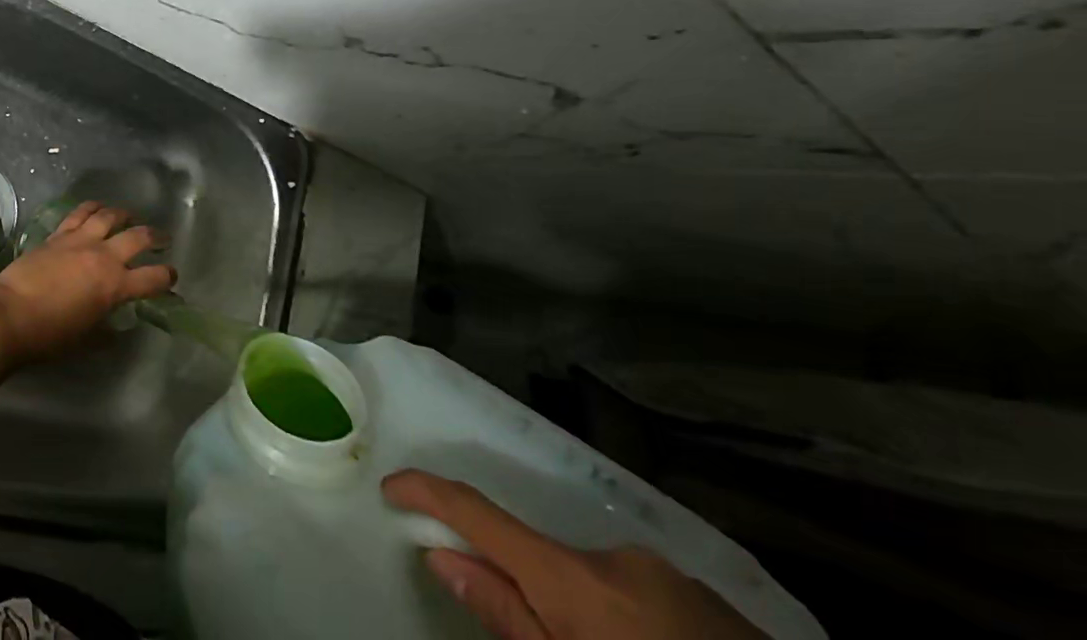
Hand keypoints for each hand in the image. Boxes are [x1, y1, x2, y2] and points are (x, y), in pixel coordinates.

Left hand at [0, 201, 174, 359]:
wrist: (8, 316)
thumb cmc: (50, 335)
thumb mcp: (88, 338)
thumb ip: (108, 327)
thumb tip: (118, 322)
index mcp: (116, 286)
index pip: (154, 278)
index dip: (167, 278)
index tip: (171, 278)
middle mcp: (104, 257)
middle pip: (139, 237)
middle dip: (156, 236)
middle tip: (162, 238)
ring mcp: (80, 241)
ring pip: (110, 216)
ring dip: (125, 215)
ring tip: (131, 217)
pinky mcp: (58, 235)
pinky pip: (80, 213)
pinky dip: (93, 207)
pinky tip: (98, 208)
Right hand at [382, 471, 766, 639]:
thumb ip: (506, 616)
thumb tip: (443, 557)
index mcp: (577, 579)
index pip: (482, 515)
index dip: (430, 494)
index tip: (392, 486)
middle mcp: (620, 558)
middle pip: (544, 557)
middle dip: (528, 589)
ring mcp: (672, 574)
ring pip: (596, 579)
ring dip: (584, 612)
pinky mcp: (713, 598)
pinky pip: (641, 593)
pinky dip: (627, 619)